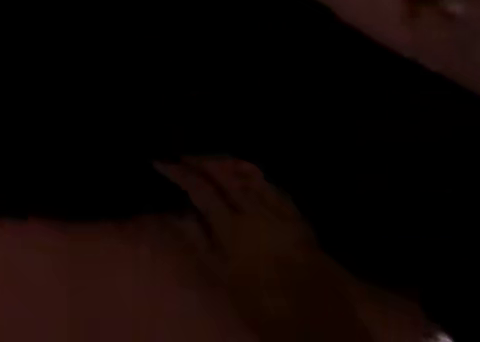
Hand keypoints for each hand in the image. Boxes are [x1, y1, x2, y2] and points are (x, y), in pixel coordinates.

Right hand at [156, 157, 370, 341]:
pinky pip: (279, 196)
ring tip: (210, 163)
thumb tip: (180, 213)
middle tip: (181, 156)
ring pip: (254, 182)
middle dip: (201, 163)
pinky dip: (259, 183)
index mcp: (236, 229)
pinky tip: (249, 180)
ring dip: (229, 169)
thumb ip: (200, 240)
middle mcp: (261, 218)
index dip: (178, 173)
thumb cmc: (262, 306)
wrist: (320, 333)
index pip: (201, 190)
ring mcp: (286, 222)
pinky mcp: (303, 230)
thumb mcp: (224, 277)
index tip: (159, 162)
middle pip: (227, 178)